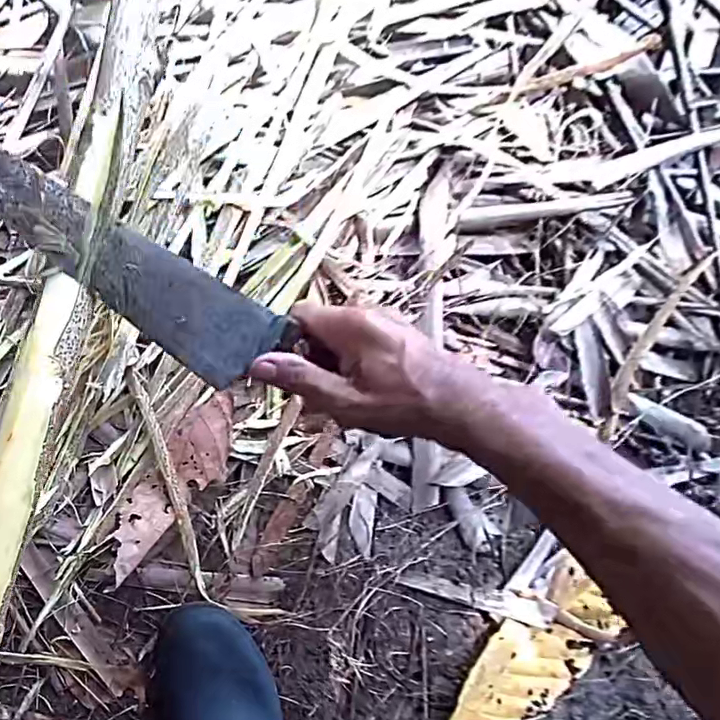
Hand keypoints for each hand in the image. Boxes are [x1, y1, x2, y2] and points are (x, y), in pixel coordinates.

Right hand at [247, 304, 494, 445]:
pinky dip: (343, 366)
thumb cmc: (403, 404)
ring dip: (323, 367)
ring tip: (336, 398)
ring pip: (330, 339)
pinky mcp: (390, 333)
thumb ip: (298, 378)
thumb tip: (258, 363)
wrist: (461, 406)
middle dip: (303, 361)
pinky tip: (354, 391)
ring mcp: (380, 321)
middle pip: (311, 329)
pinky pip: (351, 343)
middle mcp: (364, 313)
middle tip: (311, 395)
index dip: (279, 342)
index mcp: (349, 323)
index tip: (279, 372)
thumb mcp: (342, 399)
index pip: (294, 315)